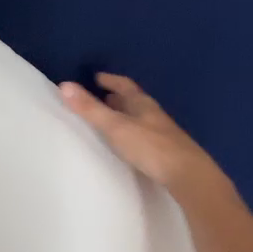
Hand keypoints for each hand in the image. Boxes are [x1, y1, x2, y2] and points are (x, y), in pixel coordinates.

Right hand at [60, 73, 223, 198]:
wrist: (188, 174)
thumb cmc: (150, 146)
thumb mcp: (116, 127)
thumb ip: (91, 109)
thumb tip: (64, 85)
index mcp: (142, 104)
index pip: (125, 85)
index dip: (111, 80)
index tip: (97, 77)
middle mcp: (153, 115)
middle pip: (134, 101)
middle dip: (117, 98)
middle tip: (101, 97)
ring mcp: (163, 134)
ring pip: (141, 118)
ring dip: (126, 116)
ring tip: (112, 120)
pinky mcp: (167, 153)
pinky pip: (146, 136)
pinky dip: (133, 133)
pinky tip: (130, 145)